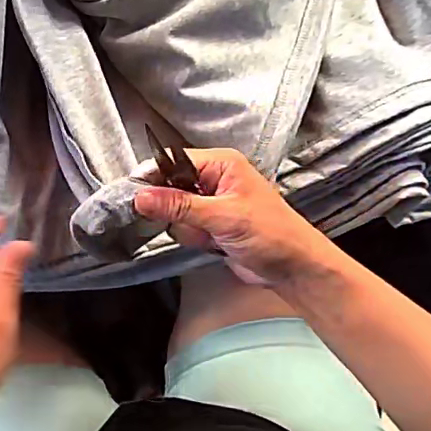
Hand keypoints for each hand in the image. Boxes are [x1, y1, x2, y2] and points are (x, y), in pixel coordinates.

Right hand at [134, 148, 327, 287]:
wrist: (294, 269)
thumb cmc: (271, 234)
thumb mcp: (222, 216)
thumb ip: (179, 206)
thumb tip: (140, 196)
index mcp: (220, 164)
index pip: (171, 161)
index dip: (152, 177)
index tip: (136, 196)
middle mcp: (212, 179)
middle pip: (167, 187)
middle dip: (174, 210)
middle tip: (191, 222)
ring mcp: (209, 202)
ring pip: (171, 211)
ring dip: (186, 228)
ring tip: (210, 235)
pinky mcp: (207, 223)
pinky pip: (182, 227)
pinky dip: (192, 238)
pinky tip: (211, 243)